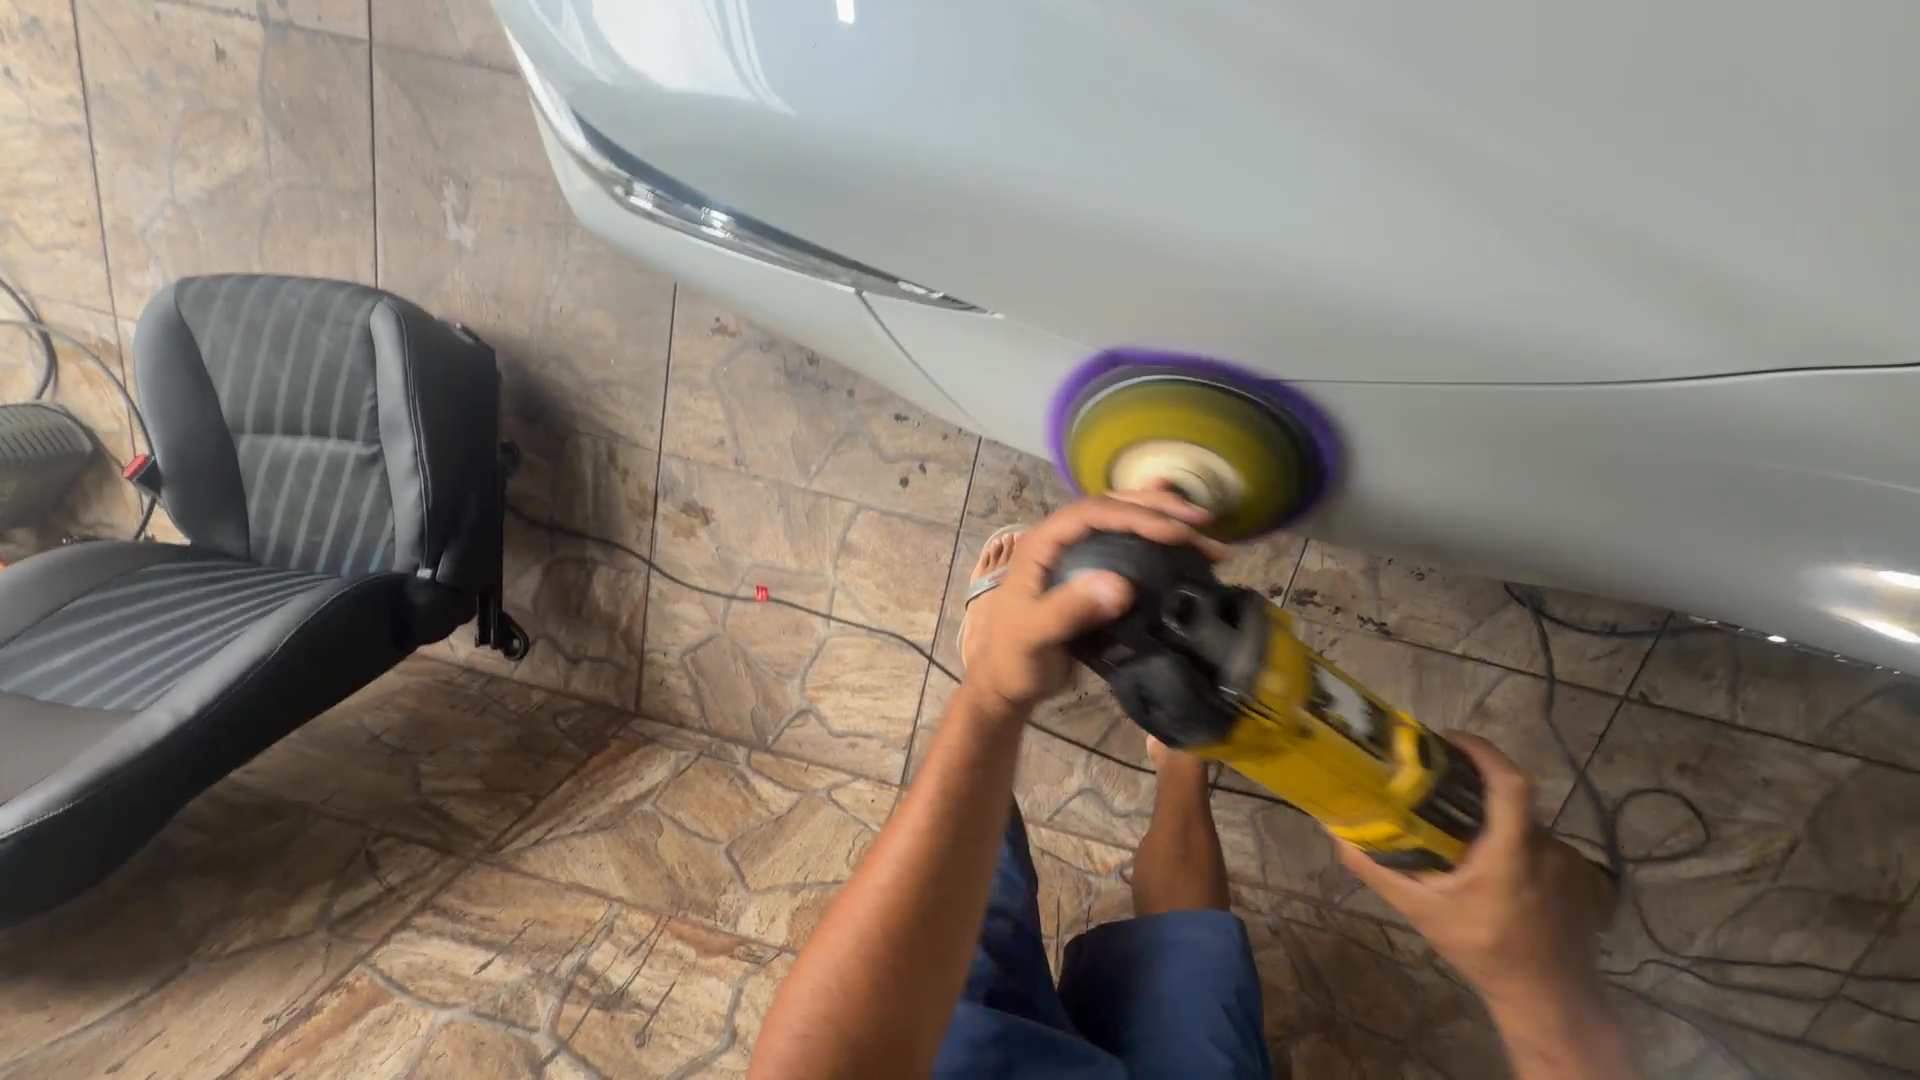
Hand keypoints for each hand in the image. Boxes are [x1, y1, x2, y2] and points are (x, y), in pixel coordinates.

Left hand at [963, 489, 1221, 713]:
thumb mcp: (1034, 637)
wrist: (1009, 683)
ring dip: (1162, 519)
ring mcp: (1076, 554)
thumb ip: (1067, 610)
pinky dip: (1155, 538)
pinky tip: (1181, 537)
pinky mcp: (1092, 572)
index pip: (1093, 514)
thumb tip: (1120, 585)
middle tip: (1202, 522)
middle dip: (1158, 508)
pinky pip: (1126, 543)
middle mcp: (1060, 540)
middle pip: (1111, 506)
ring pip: (1122, 520)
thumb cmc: (1015, 659)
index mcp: (1041, 544)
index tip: (1176, 533)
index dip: (1136, 516)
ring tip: (1204, 530)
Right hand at [1333, 735, 1614, 1006]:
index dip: (1482, 752)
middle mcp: (1547, 848)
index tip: (1448, 739)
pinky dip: (1513, 847)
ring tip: (1460, 844)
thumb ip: (1378, 870)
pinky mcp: (1583, 878)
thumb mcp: (1420, 911)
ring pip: (1522, 824)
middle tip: (1435, 797)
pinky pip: (1540, 845)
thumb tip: (1337, 833)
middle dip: (1471, 793)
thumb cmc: (1483, 949)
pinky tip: (1492, 875)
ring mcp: (1570, 863)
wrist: (1552, 1001)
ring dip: (1491, 826)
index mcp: (1510, 852)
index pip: (1509, 784)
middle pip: (1506, 800)